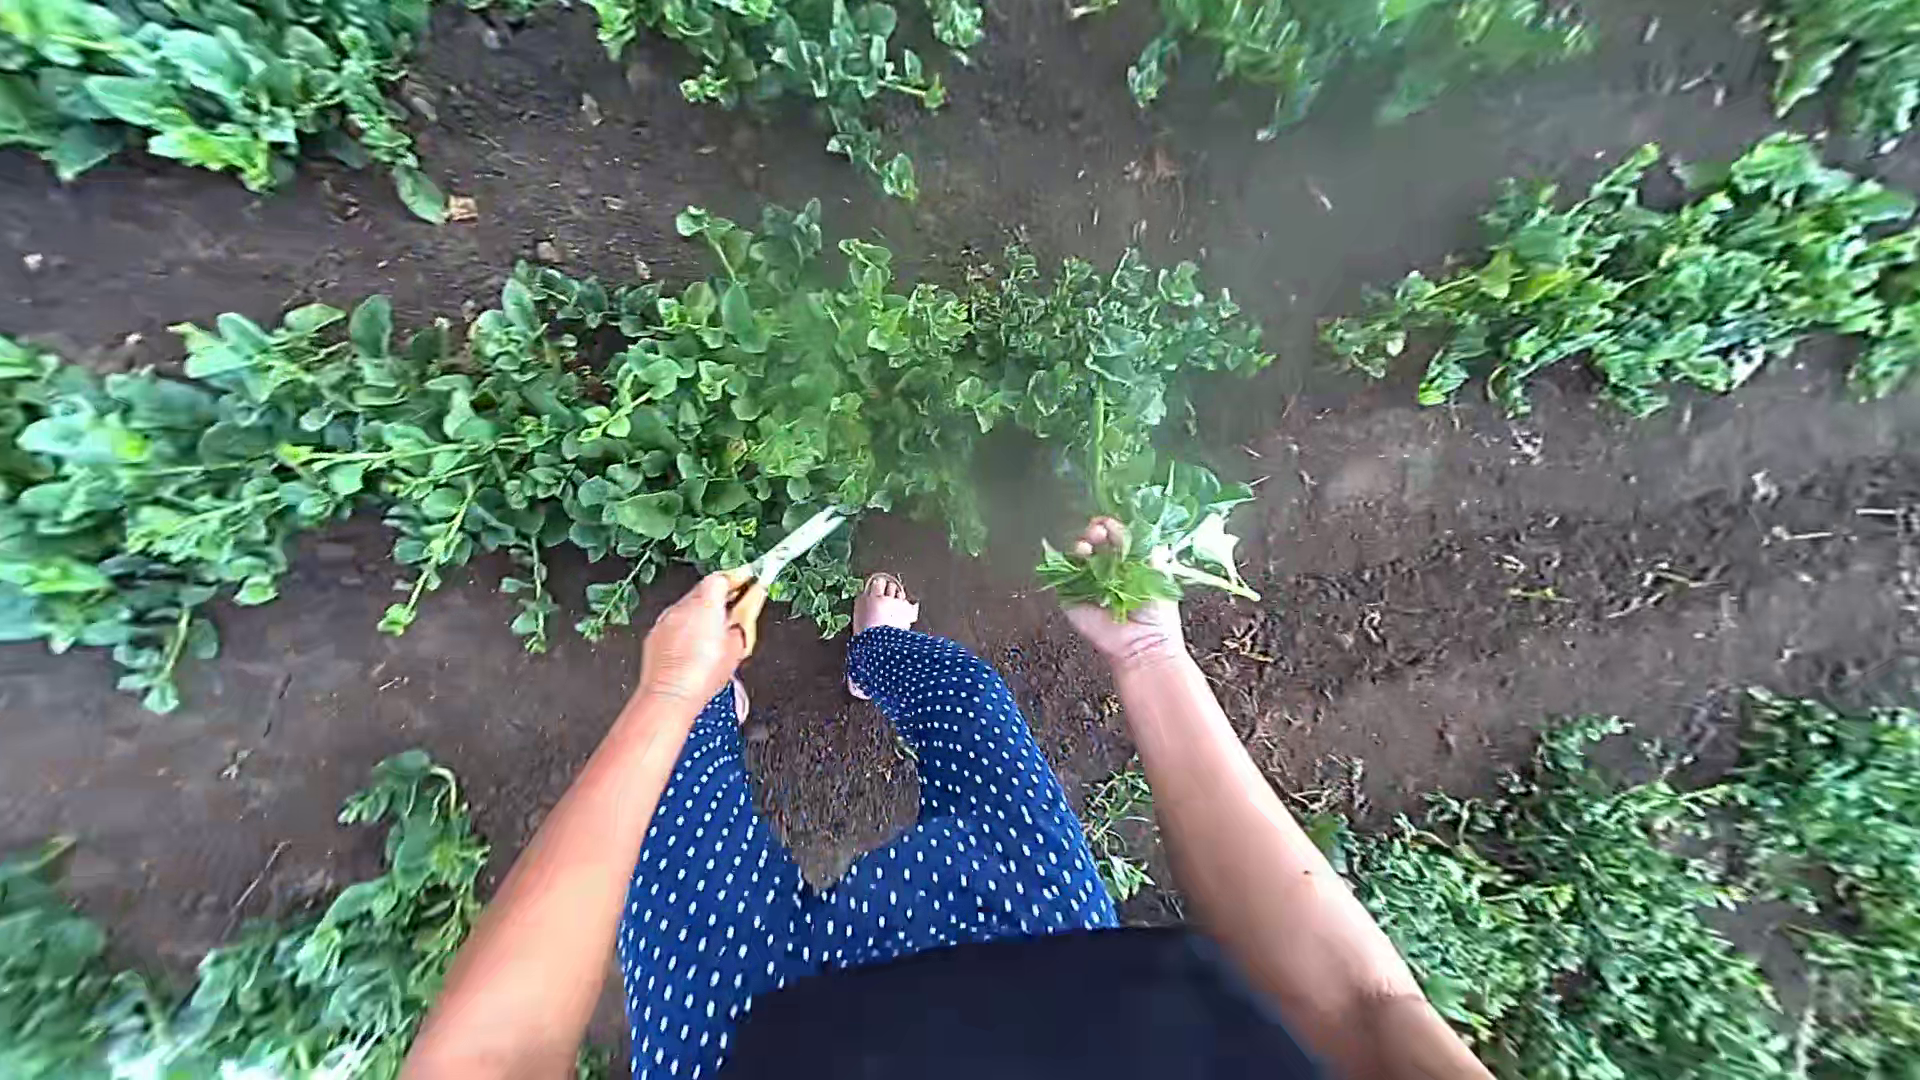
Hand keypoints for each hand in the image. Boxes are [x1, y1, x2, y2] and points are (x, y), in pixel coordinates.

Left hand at [636, 573, 753, 706]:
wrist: (670, 696)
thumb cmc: (704, 673)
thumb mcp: (738, 645)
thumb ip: (746, 616)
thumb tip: (753, 600)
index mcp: (706, 604)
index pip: (722, 578)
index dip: (738, 578)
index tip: (750, 583)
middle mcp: (682, 607)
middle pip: (705, 589)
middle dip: (722, 594)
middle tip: (738, 606)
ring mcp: (666, 620)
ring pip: (689, 605)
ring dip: (704, 611)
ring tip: (718, 630)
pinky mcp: (655, 635)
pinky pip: (675, 621)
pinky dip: (687, 625)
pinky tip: (696, 644)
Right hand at [1062, 516, 1188, 673]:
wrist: (1143, 644)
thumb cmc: (1157, 616)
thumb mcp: (1160, 574)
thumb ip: (1149, 550)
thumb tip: (1139, 529)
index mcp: (1128, 564)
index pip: (1116, 537)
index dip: (1112, 527)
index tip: (1110, 523)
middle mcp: (1107, 571)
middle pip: (1094, 542)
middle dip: (1095, 531)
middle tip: (1098, 531)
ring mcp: (1088, 583)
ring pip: (1077, 555)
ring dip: (1081, 543)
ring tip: (1088, 543)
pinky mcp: (1072, 596)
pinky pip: (1063, 575)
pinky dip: (1067, 561)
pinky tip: (1078, 555)